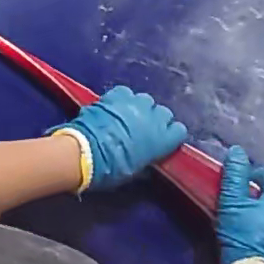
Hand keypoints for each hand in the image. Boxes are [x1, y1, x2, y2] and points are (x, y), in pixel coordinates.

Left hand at [47, 87, 187, 190]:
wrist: (84, 152)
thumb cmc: (110, 169)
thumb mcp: (135, 171)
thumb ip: (147, 159)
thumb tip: (148, 158)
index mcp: (163, 139)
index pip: (178, 131)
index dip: (168, 134)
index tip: (159, 139)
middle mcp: (154, 118)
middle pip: (163, 113)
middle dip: (153, 119)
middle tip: (140, 129)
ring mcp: (135, 104)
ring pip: (145, 100)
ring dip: (137, 108)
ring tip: (125, 117)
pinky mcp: (116, 95)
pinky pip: (124, 93)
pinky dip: (120, 99)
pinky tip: (113, 108)